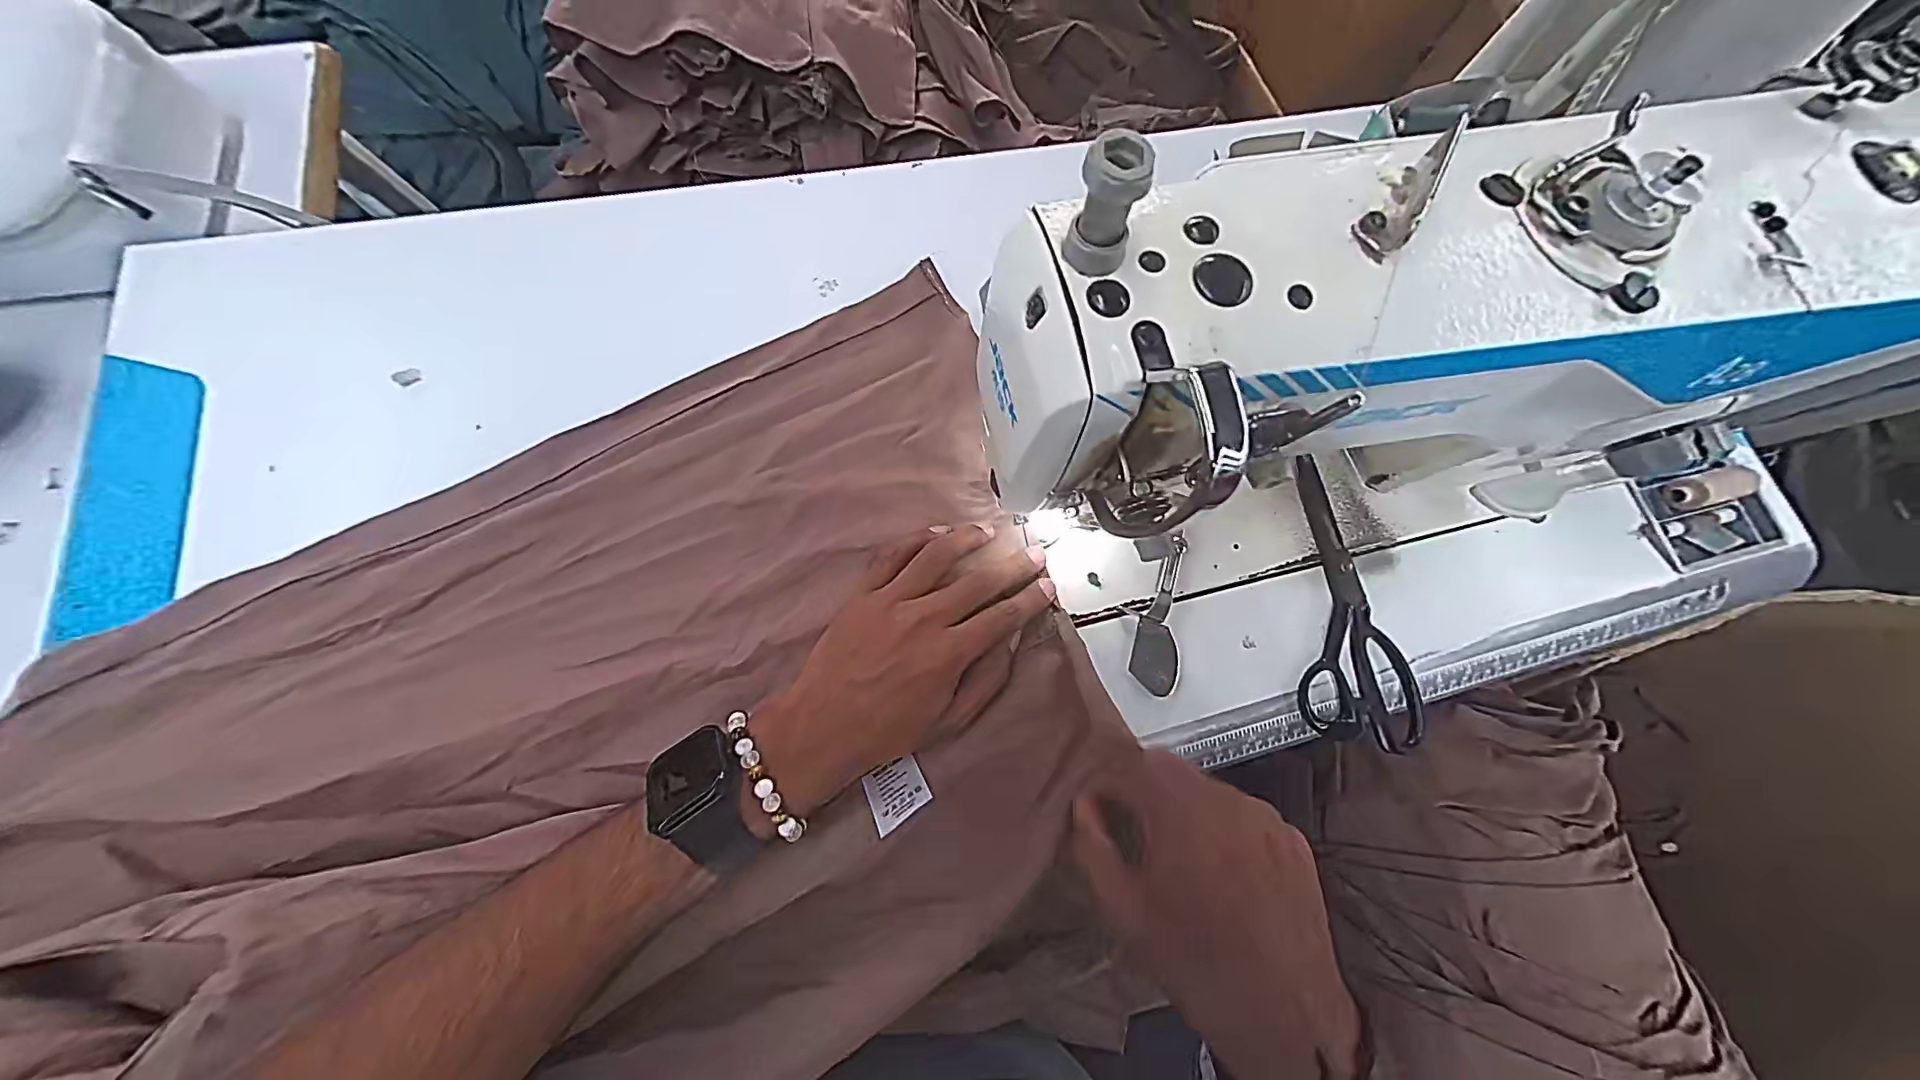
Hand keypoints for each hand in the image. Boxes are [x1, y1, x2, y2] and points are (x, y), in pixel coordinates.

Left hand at [748, 524, 1053, 827]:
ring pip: (936, 557)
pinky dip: (915, 540)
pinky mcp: (863, 595)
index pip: (1001, 616)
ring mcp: (890, 602)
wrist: (823, 725)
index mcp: (948, 654)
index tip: (1045, 585)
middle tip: (1032, 553)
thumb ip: (985, 681)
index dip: (1030, 598)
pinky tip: (934, 535)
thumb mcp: (948, 720)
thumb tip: (1009, 644)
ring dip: (966, 539)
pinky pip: (891, 556)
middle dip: (1013, 565)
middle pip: (979, 582)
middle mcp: (923, 620)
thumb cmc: (886, 729)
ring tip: (986, 532)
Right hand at [1072, 752, 1363, 1079]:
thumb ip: (1094, 848)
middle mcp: (1227, 803)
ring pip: (1208, 789)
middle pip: (1172, 769)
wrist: (1287, 1017)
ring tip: (1181, 859)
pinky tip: (1222, 872)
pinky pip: (1243, 814)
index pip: (1134, 762)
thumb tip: (1085, 810)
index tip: (1101, 802)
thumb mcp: (1124, 912)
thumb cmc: (1200, 967)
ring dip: (1186, 808)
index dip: (1109, 779)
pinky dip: (1224, 828)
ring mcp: (1265, 818)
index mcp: (1182, 813)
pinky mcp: (1292, 839)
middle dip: (1146, 791)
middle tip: (1136, 830)